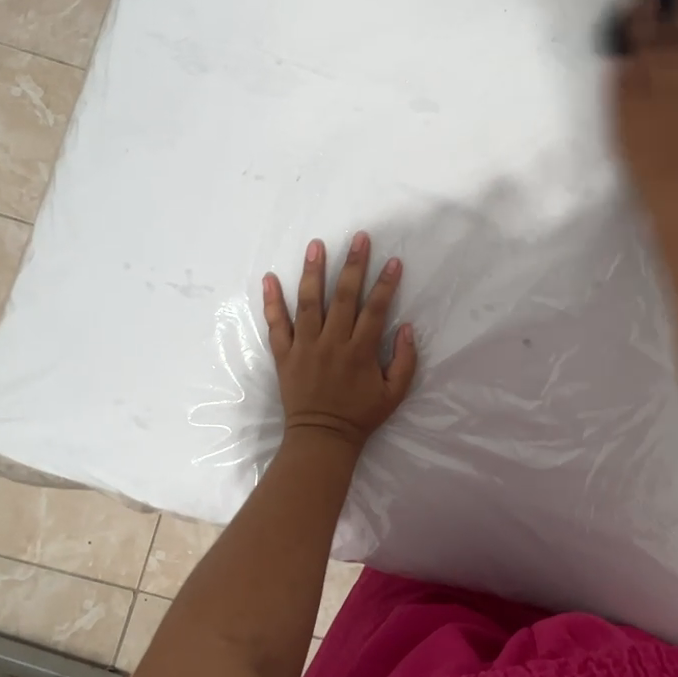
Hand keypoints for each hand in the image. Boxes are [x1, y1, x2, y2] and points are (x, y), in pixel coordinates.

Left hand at [262, 231, 417, 453]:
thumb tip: (407, 327)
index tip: (394, 261)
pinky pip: (276, 325)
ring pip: (309, 303)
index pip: (376, 309)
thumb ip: (405, 360)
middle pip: (344, 297)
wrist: (322, 439)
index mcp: (361, 352)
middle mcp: (332, 343)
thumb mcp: (395, 393)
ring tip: (316, 245)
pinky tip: (270, 277)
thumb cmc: (362, 416)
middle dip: (353, 265)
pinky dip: (272, 301)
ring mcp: (305, 347)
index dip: (386, 284)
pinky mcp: (284, 355)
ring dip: (314, 272)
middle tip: (359, 238)